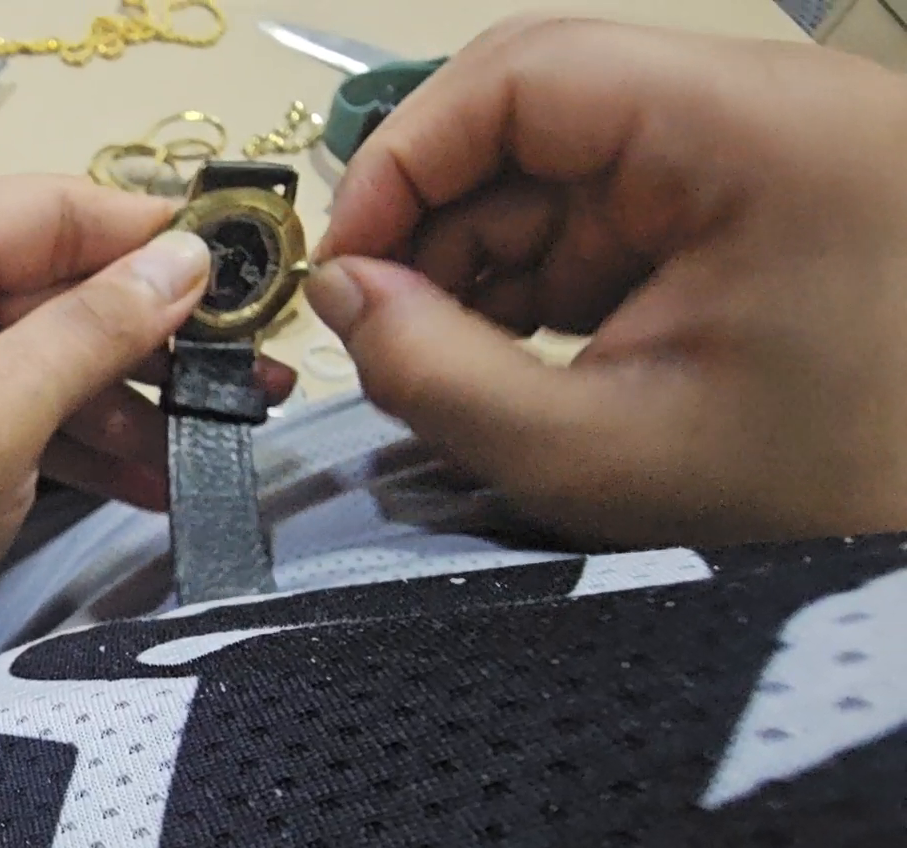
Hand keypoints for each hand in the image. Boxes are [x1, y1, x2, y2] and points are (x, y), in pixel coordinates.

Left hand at [0, 177, 290, 751]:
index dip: (152, 236)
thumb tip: (187, 260)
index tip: (250, 264)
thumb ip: (89, 333)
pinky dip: (89, 445)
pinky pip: (29, 410)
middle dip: (156, 339)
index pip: (48, 213)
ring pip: (54, 358)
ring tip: (228, 434)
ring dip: (135, 406)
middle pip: (59, 290)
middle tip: (258, 370)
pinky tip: (160, 479)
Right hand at [306, 18, 906, 546]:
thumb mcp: (574, 449)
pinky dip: (498, 285)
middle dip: (418, 222)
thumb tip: (336, 290)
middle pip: (515, 119)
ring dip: (454, 267)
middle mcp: (755, 118)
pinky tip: (505, 349)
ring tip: (456, 358)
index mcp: (760, 139)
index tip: (341, 260)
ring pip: (521, 178)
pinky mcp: (706, 208)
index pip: (524, 76)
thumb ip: (427, 371)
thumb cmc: (789, 494)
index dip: (399, 159)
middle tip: (376, 318)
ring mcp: (731, 162)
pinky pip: (555, 220)